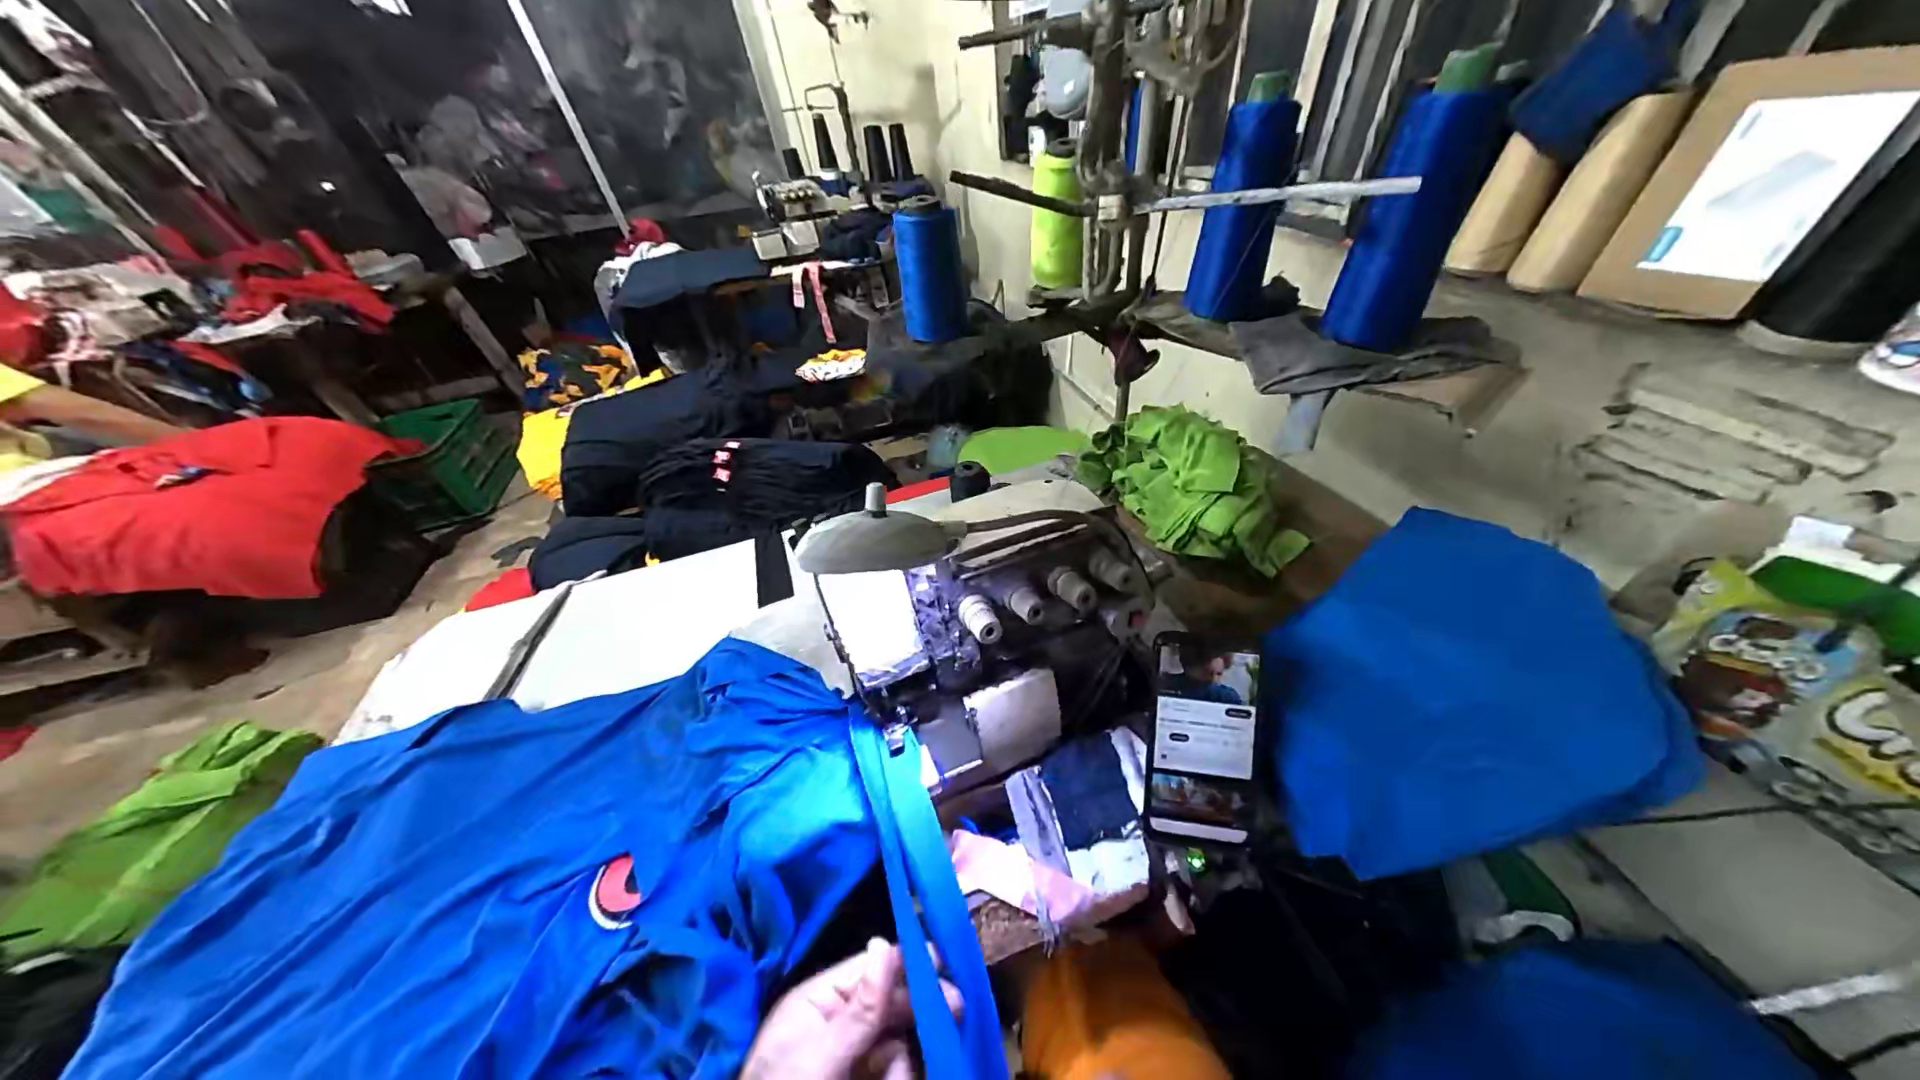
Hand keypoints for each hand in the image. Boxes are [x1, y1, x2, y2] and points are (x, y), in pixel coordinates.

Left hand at [741, 938, 961, 1079]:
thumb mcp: (817, 1058)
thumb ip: (859, 1009)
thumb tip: (885, 944)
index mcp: (819, 1001)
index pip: (869, 969)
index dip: (906, 963)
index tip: (944, 961)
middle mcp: (837, 1023)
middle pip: (890, 1005)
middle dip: (918, 1012)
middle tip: (956, 1008)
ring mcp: (849, 1059)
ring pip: (897, 1046)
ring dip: (902, 1067)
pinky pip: (893, 1071)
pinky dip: (899, 1078)